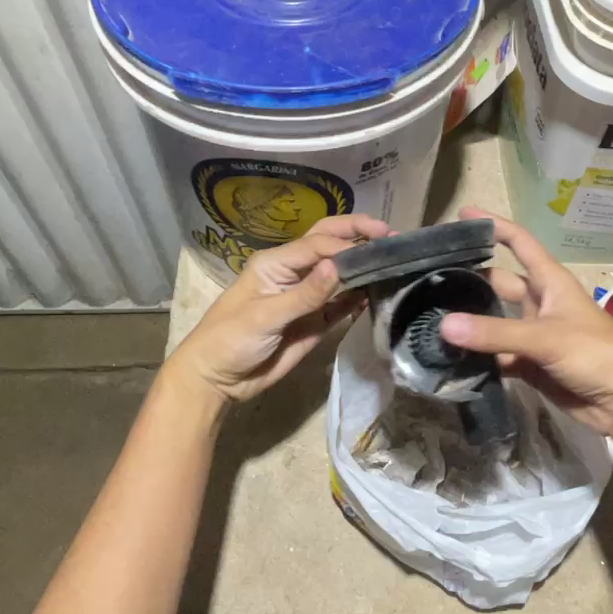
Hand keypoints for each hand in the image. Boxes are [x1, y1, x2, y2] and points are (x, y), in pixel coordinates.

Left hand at [168, 214, 391, 404]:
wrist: (217, 380)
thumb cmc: (229, 340)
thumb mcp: (264, 316)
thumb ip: (304, 294)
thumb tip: (337, 266)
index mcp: (276, 263)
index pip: (317, 245)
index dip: (346, 243)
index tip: (376, 246)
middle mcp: (293, 273)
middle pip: (328, 244)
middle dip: (357, 234)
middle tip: (390, 232)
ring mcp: (306, 297)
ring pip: (339, 273)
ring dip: (363, 264)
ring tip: (394, 258)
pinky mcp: (315, 321)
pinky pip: (341, 303)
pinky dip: (359, 296)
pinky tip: (378, 290)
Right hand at [439, 208, 612, 437]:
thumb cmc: (596, 354)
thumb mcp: (546, 338)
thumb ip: (495, 333)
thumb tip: (444, 325)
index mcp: (551, 282)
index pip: (520, 243)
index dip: (494, 226)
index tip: (463, 213)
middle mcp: (540, 303)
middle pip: (499, 283)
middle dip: (471, 278)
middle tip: (430, 275)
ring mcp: (534, 335)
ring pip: (494, 322)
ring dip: (470, 321)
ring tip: (429, 316)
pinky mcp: (530, 365)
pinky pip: (497, 355)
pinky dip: (478, 357)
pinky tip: (450, 358)